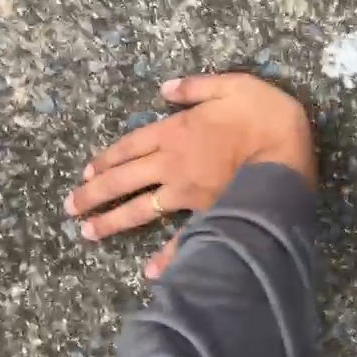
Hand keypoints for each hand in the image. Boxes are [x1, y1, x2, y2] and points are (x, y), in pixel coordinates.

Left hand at [64, 74, 315, 279]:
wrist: (286, 156)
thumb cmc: (265, 117)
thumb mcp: (237, 86)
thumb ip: (200, 86)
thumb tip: (165, 88)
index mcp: (175, 132)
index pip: (130, 145)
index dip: (107, 158)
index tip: (87, 172)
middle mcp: (169, 164)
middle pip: (122, 179)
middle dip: (93, 193)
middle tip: (71, 206)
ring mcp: (183, 193)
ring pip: (138, 209)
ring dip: (110, 222)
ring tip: (87, 233)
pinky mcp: (203, 213)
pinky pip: (180, 238)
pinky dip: (166, 256)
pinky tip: (151, 271)